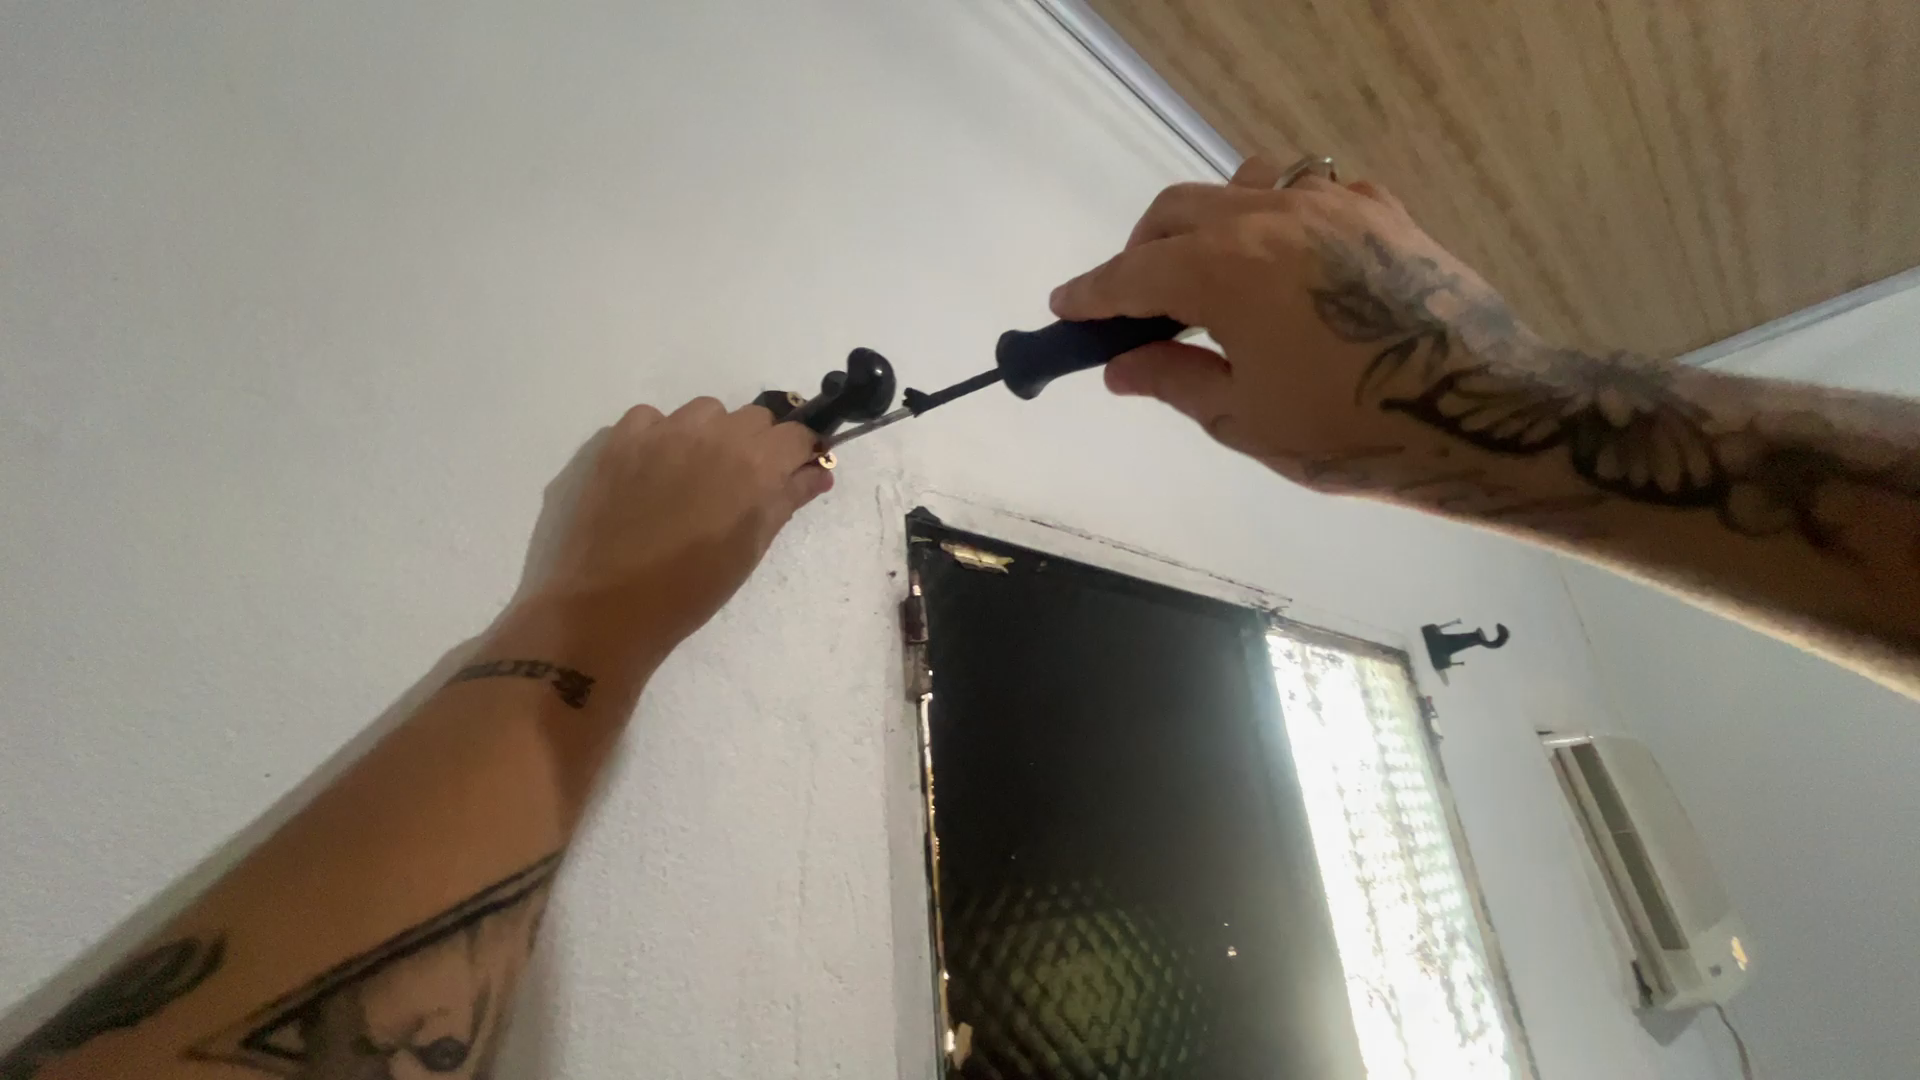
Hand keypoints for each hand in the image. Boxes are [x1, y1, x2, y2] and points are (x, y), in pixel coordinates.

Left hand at [533, 398, 831, 665]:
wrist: (612, 604)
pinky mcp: (622, 438)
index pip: (797, 434)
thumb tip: (819, 474)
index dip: (801, 452)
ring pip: (707, 411)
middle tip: (744, 482)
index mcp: (757, 465)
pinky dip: (662, 435)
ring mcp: (665, 431)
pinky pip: (653, 417)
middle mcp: (716, 435)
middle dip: (760, 443)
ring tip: (698, 473)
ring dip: (713, 433)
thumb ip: (789, 499)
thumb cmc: (696, 586)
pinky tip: (655, 470)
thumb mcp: (753, 546)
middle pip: (755, 417)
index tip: (796, 471)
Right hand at [1048, 157, 1528, 493]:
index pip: (1133, 274)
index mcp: (1226, 272)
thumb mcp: (1241, 418)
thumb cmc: (1347, 430)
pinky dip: (1264, 217)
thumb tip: (1119, 366)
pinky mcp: (1375, 209)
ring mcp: (1329, 204)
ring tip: (1201, 276)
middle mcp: (1269, 218)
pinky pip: (1299, 190)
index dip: (1091, 293)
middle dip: (1138, 254)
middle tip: (1132, 307)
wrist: (1480, 410)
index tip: (1063, 305)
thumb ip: (1171, 379)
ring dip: (1199, 223)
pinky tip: (1272, 263)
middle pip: (1174, 212)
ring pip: (1234, 185)